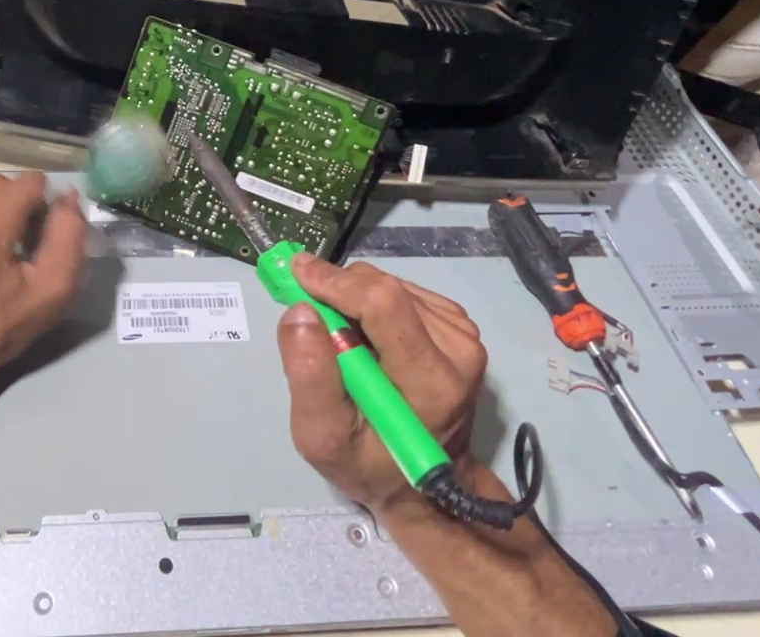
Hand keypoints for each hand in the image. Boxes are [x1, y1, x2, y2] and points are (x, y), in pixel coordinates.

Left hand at [0, 172, 87, 407]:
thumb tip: (70, 199)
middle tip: (38, 243)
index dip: (52, 202)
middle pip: (10, 183)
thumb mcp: (49, 291)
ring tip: (19, 251)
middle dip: (30, 203)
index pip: (32, 180)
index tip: (53, 235)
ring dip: (10, 210)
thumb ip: (68, 237)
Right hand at [276, 255, 487, 516]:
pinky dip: (371, 304)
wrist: (424, 486)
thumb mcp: (322, 437)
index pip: (384, 303)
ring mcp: (463, 335)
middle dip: (337, 291)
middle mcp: (458, 349)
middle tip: (308, 315)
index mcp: (430, 380)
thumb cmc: (369, 465)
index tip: (296, 273)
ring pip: (390, 284)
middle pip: (385, 288)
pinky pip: (402, 292)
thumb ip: (309, 376)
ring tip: (339, 337)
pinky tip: (364, 335)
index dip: (336, 282)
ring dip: (353, 298)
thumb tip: (300, 311)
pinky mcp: (459, 327)